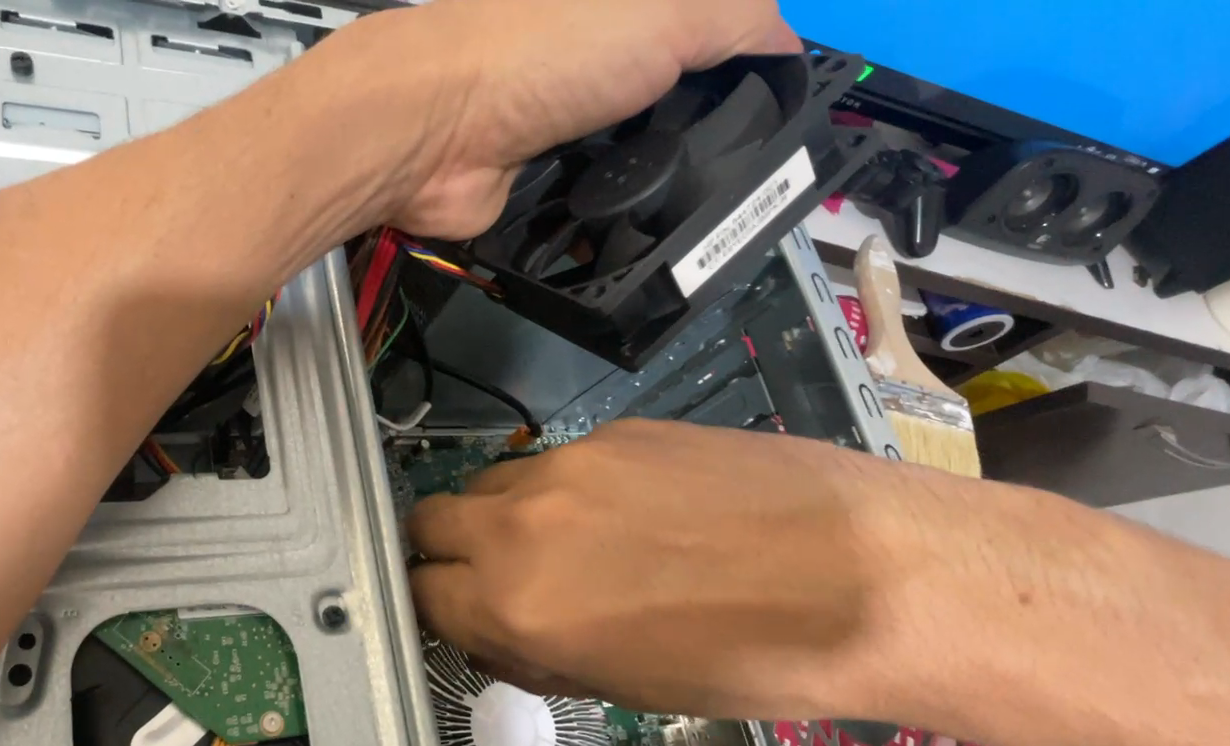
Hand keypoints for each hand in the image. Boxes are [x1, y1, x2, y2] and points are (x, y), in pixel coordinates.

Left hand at [316, 0, 798, 238]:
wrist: (439, 129)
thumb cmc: (548, 46)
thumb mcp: (672, 9)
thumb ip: (739, 19)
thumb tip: (790, 41)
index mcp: (632, 13)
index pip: (706, 41)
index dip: (748, 72)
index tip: (790, 108)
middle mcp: (600, 68)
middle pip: (677, 109)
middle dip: (712, 139)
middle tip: (762, 175)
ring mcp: (567, 133)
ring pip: (636, 166)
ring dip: (666, 187)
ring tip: (715, 214)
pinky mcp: (541, 191)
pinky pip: (595, 211)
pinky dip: (619, 223)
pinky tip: (653, 238)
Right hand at [405, 419, 955, 722]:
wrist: (870, 575)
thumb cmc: (749, 662)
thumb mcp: (620, 687)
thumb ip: (532, 653)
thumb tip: (494, 632)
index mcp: (514, 604)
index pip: (420, 595)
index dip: (434, 611)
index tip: (460, 617)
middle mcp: (520, 525)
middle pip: (428, 523)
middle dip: (444, 554)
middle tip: (491, 579)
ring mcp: (566, 466)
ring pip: (487, 484)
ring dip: (500, 518)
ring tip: (567, 545)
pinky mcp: (616, 429)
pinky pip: (555, 463)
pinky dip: (562, 492)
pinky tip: (628, 514)